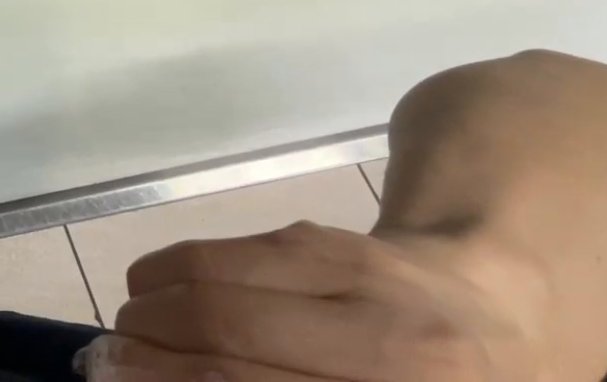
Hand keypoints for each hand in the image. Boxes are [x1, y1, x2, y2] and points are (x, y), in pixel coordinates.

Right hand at [76, 221, 549, 379]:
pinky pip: (219, 251)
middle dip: (143, 351)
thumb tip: (164, 381)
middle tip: (101, 361)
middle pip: (226, 343)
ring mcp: (361, 289)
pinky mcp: (324, 238)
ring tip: (125, 326)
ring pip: (210, 287)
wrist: (505, 314)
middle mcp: (399, 362)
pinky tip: (151, 287)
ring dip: (144, 308)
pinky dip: (164, 270)